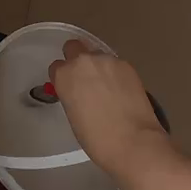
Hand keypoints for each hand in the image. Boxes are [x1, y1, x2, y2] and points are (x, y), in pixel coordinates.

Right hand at [48, 39, 167, 178]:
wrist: (134, 142)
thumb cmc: (97, 139)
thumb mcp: (73, 116)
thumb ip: (72, 95)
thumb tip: (79, 92)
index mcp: (64, 75)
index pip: (56, 67)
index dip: (63, 78)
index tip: (70, 88)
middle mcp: (82, 61)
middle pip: (73, 47)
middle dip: (76, 59)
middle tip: (86, 79)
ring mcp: (106, 60)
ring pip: (97, 55)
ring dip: (99, 66)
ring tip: (109, 88)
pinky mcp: (126, 64)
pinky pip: (115, 64)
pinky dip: (116, 74)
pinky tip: (123, 91)